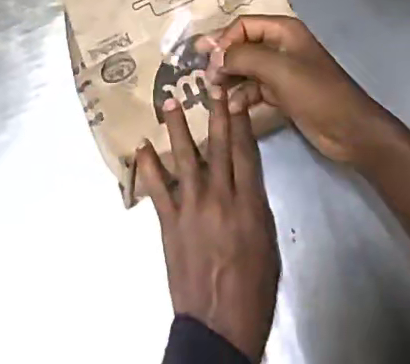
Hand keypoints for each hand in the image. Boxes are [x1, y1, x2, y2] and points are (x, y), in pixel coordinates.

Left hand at [135, 95, 277, 360]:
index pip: (246, 154)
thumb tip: (244, 177)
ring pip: (184, 158)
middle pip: (219, 147)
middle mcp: (220, 199)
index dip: (241, 123)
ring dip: (176, 127)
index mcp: (249, 206)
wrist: (220, 325)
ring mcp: (191, 208)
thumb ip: (254, 206)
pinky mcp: (169, 221)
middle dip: (215, 113)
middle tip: (210, 84)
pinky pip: (156, 187)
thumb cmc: (252, 289)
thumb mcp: (266, 244)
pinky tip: (142, 145)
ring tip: (168, 101)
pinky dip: (148, 165)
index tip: (235, 97)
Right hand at [204, 15, 390, 164]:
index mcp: (283, 31)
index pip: (242, 25)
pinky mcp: (283, 94)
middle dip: (223, 60)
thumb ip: (242, 57)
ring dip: (229, 79)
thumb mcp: (277, 69)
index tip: (206, 58)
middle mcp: (281, 46)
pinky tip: (231, 107)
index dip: (223, 39)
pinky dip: (241, 96)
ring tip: (214, 93)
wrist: (352, 132)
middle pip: (242, 46)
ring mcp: (282, 71)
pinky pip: (254, 89)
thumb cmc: (316, 93)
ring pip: (245, 69)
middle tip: (204, 76)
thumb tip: (214, 56)